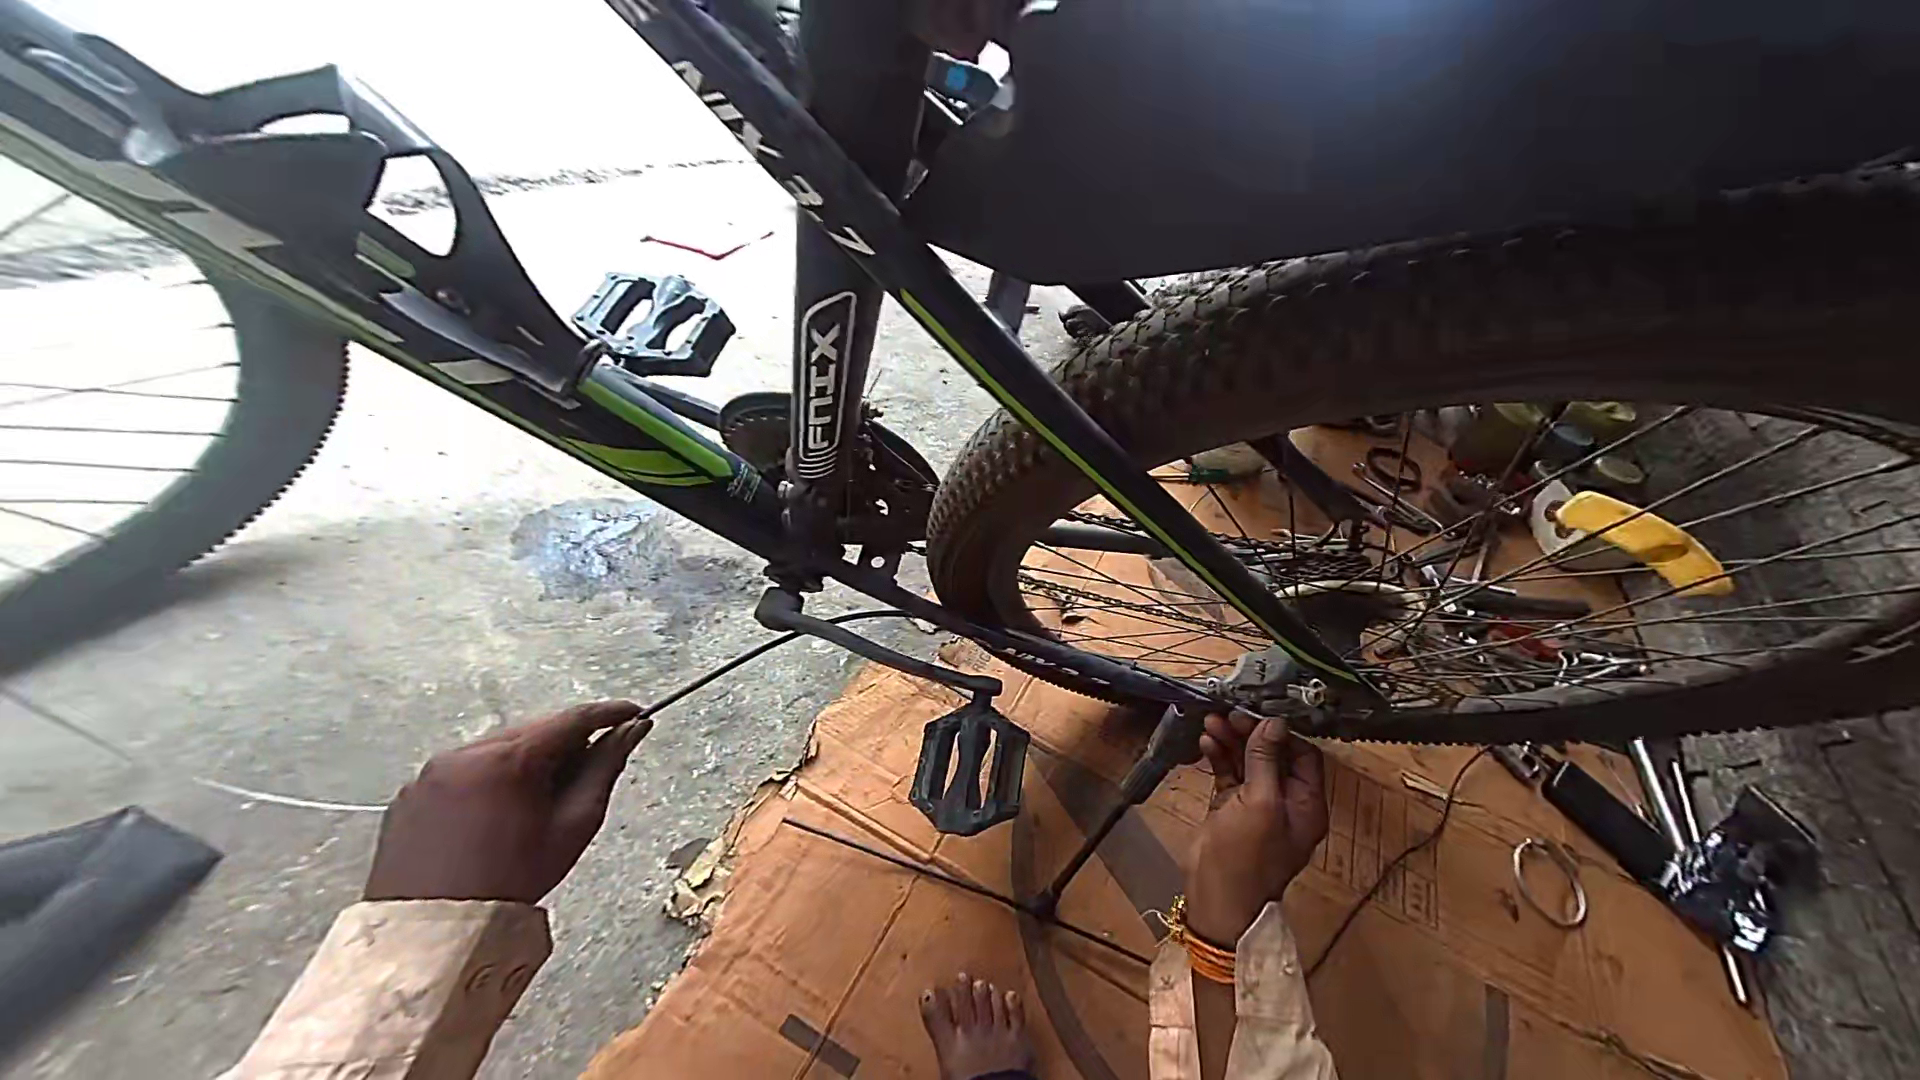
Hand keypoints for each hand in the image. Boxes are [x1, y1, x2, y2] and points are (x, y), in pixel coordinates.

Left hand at [364, 700, 651, 903]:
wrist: (433, 936)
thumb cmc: (511, 881)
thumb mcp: (576, 822)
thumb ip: (607, 765)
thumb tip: (633, 730)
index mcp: (507, 759)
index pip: (573, 718)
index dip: (610, 713)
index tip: (634, 713)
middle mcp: (464, 754)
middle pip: (536, 729)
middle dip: (569, 740)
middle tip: (593, 762)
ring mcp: (432, 772)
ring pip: (502, 745)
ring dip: (531, 757)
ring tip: (545, 795)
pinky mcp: (412, 792)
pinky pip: (467, 767)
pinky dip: (494, 775)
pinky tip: (504, 809)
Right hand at [1183, 712, 1328, 945]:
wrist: (1217, 896)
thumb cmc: (1246, 853)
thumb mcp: (1260, 802)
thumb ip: (1266, 759)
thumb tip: (1274, 723)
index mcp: (1306, 804)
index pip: (1302, 756)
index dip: (1280, 734)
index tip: (1255, 715)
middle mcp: (1284, 801)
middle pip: (1272, 755)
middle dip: (1250, 733)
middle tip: (1227, 714)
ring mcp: (1256, 804)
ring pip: (1247, 762)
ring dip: (1230, 741)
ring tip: (1210, 721)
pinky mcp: (1230, 807)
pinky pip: (1228, 774)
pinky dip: (1218, 757)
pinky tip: (1206, 742)